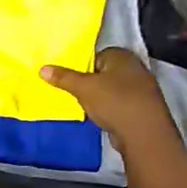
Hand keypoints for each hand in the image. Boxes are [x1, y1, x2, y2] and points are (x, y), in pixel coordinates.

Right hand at [41, 48, 174, 146]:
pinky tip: (100, 116)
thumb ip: (63, 77)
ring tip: (85, 105)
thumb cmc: (113, 101)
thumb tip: (43, 68)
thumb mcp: (83, 88)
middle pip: (103, 72)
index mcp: (122, 56)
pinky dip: (108, 107)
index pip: (96, 55)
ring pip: (111, 88)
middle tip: (73, 92)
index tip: (69, 79)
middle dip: (89, 81)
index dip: (81, 67)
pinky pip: (118, 102)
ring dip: (98, 96)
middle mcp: (134, 67)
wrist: (143, 132)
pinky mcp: (142, 106)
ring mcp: (141, 87)